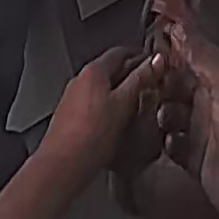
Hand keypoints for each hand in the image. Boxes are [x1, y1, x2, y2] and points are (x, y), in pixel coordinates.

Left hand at [39, 47, 164, 179]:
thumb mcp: (123, 105)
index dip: (140, 56)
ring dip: (119, 92)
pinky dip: (107, 106)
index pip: (121, 52)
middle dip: (130, 75)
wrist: (61, 166)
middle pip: (110, 69)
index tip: (154, 65)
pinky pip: (93, 103)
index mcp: (94, 70)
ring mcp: (73, 97)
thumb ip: (140, 80)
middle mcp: (81, 78)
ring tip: (136, 106)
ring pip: (101, 87)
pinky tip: (115, 122)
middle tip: (150, 86)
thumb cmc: (92, 134)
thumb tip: (156, 60)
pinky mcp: (69, 116)